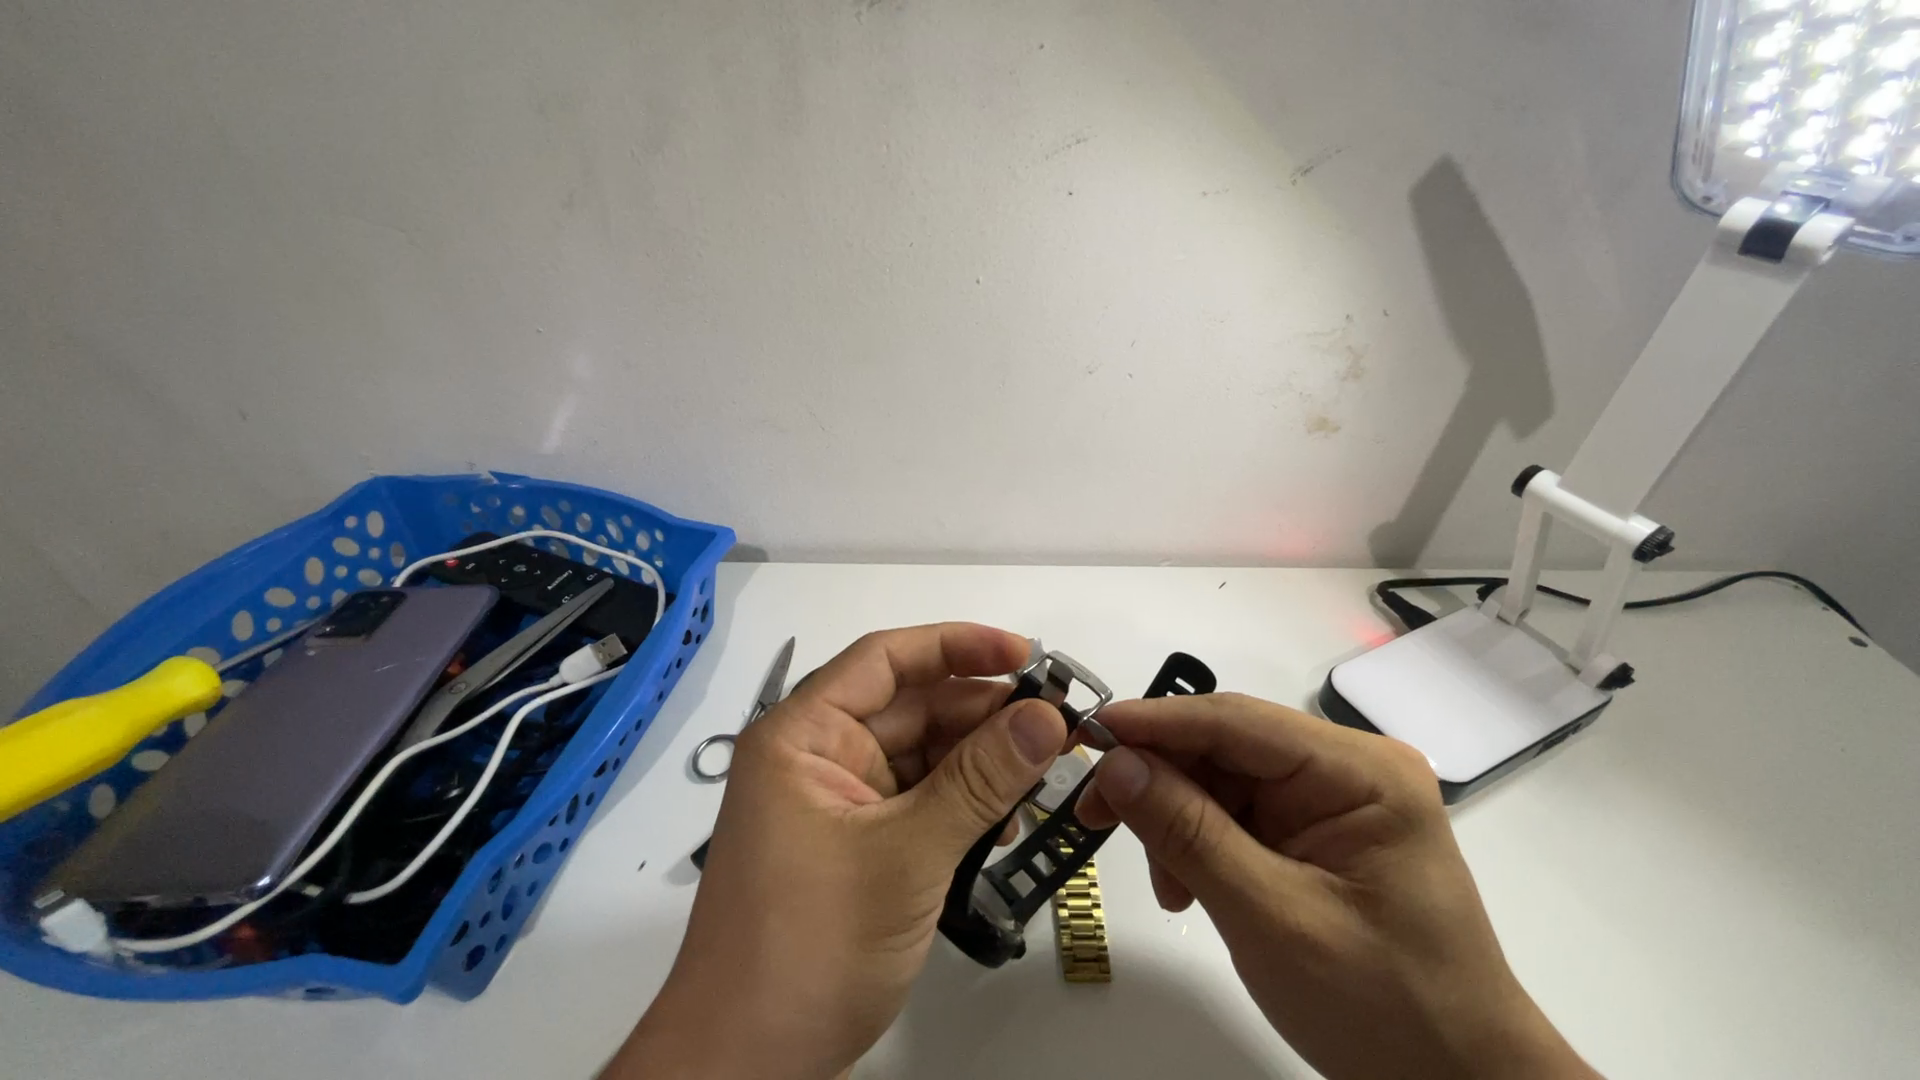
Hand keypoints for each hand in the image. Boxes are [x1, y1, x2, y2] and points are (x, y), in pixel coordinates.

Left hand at [606, 624, 1066, 1079]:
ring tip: (1046, 769)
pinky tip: (1009, 819)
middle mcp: (818, 756)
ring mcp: (838, 802)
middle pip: (910, 706)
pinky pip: (919, 801)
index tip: (1026, 655)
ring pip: (922, 756)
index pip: (885, 660)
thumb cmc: (811, 945)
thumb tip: (1047, 715)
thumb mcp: (906, 854)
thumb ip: (980, 781)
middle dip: (983, 711)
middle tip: (1058, 722)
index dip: (957, 646)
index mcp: (803, 735)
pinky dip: (964, 804)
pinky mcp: (857, 844)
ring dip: (981, 762)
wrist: (748, 1061)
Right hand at [1075, 694, 1599, 1079]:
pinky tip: (1188, 888)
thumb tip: (1115, 763)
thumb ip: (1188, 832)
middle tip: (1095, 815)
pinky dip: (1199, 844)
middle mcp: (1347, 769)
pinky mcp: (1317, 832)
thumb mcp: (1271, 917)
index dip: (1156, 722)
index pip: (1238, 721)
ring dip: (1176, 822)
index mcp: (1359, 771)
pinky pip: (1237, 815)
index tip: (1088, 732)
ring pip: (1221, 781)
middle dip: (1160, 781)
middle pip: (1225, 748)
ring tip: (1167, 886)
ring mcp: (1334, 800)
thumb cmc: (1380, 1005)